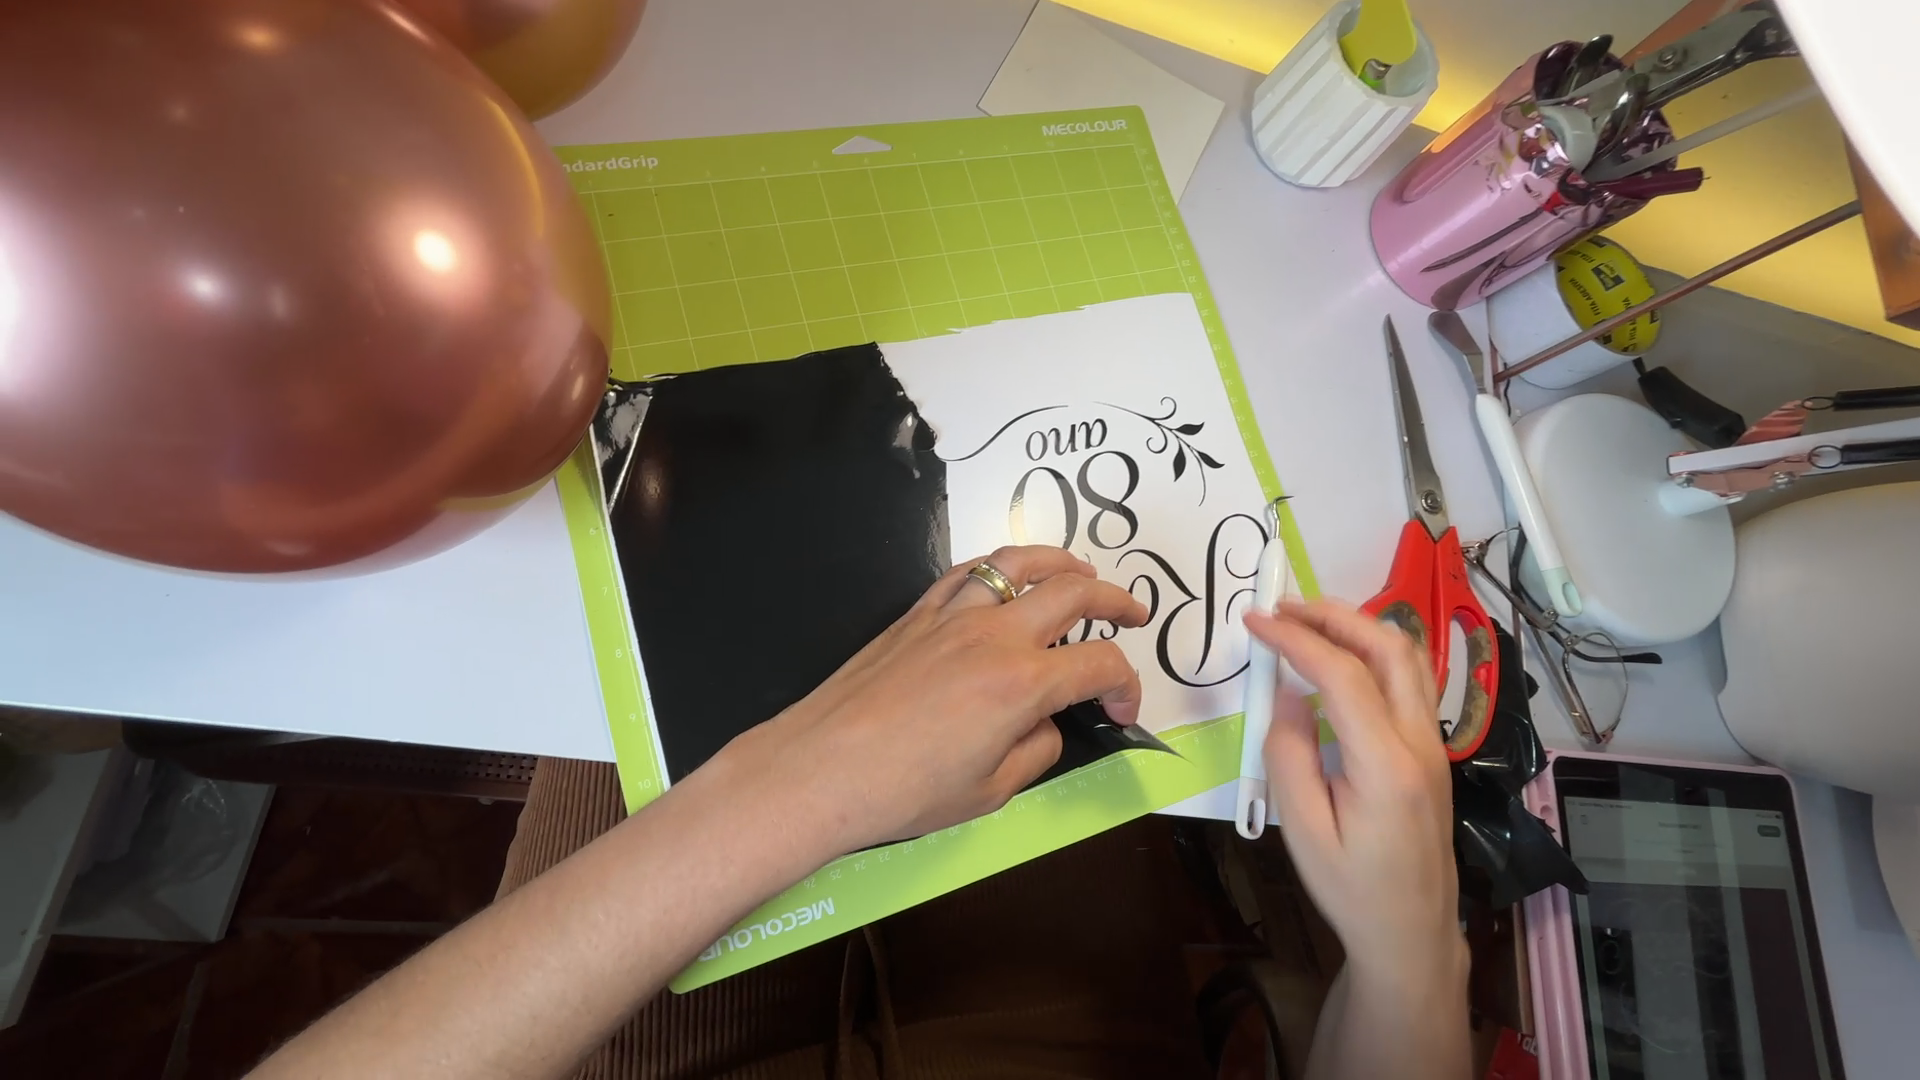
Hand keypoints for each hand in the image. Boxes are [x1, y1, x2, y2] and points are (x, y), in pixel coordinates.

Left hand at [720, 545, 1148, 856]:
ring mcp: (952, 614)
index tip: (1121, 711)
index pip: (1100, 665)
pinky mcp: (917, 612)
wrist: (821, 767)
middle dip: (1115, 599)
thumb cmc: (907, 791)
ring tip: (1081, 571)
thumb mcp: (991, 791)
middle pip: (1072, 591)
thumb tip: (1043, 720)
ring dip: (1060, 562)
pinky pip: (968, 571)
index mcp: (1021, 683)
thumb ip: (1035, 747)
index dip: (1126, 686)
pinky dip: (1000, 566)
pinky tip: (1007, 576)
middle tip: (1134, 614)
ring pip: (1018, 562)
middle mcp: (994, 633)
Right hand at [1244, 601, 1464, 987]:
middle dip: (1334, 615)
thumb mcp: (1301, 827)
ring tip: (1306, 619)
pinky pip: (1409, 679)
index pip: (1343, 675)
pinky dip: (1371, 649)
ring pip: (1408, 658)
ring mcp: (1433, 745)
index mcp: (1387, 765)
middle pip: (1390, 649)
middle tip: (1282, 607)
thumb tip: (1287, 694)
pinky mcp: (1430, 750)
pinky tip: (1338, 654)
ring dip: (1358, 626)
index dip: (1296, 639)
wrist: (1411, 932)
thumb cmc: (1349, 885)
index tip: (1255, 621)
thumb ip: (1289, 752)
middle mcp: (1421, 743)